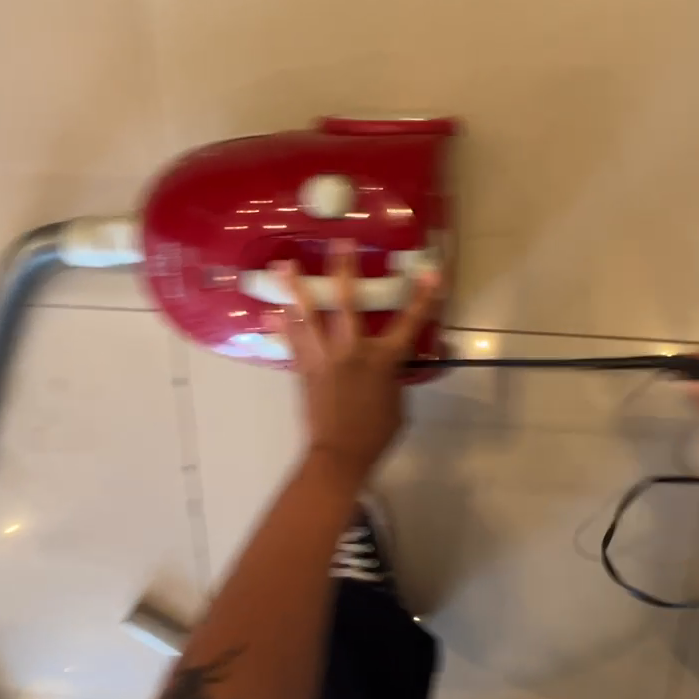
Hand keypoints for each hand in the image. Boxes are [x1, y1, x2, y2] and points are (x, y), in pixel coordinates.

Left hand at [267, 240, 441, 480]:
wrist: (339, 456)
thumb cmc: (376, 434)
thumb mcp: (397, 404)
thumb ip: (393, 378)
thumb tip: (389, 367)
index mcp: (383, 360)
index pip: (409, 323)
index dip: (421, 298)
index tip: (430, 272)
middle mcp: (352, 351)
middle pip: (345, 303)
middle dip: (343, 271)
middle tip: (338, 243)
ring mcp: (324, 359)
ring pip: (307, 316)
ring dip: (295, 288)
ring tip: (284, 264)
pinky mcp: (304, 371)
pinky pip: (290, 342)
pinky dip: (279, 326)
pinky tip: (268, 312)